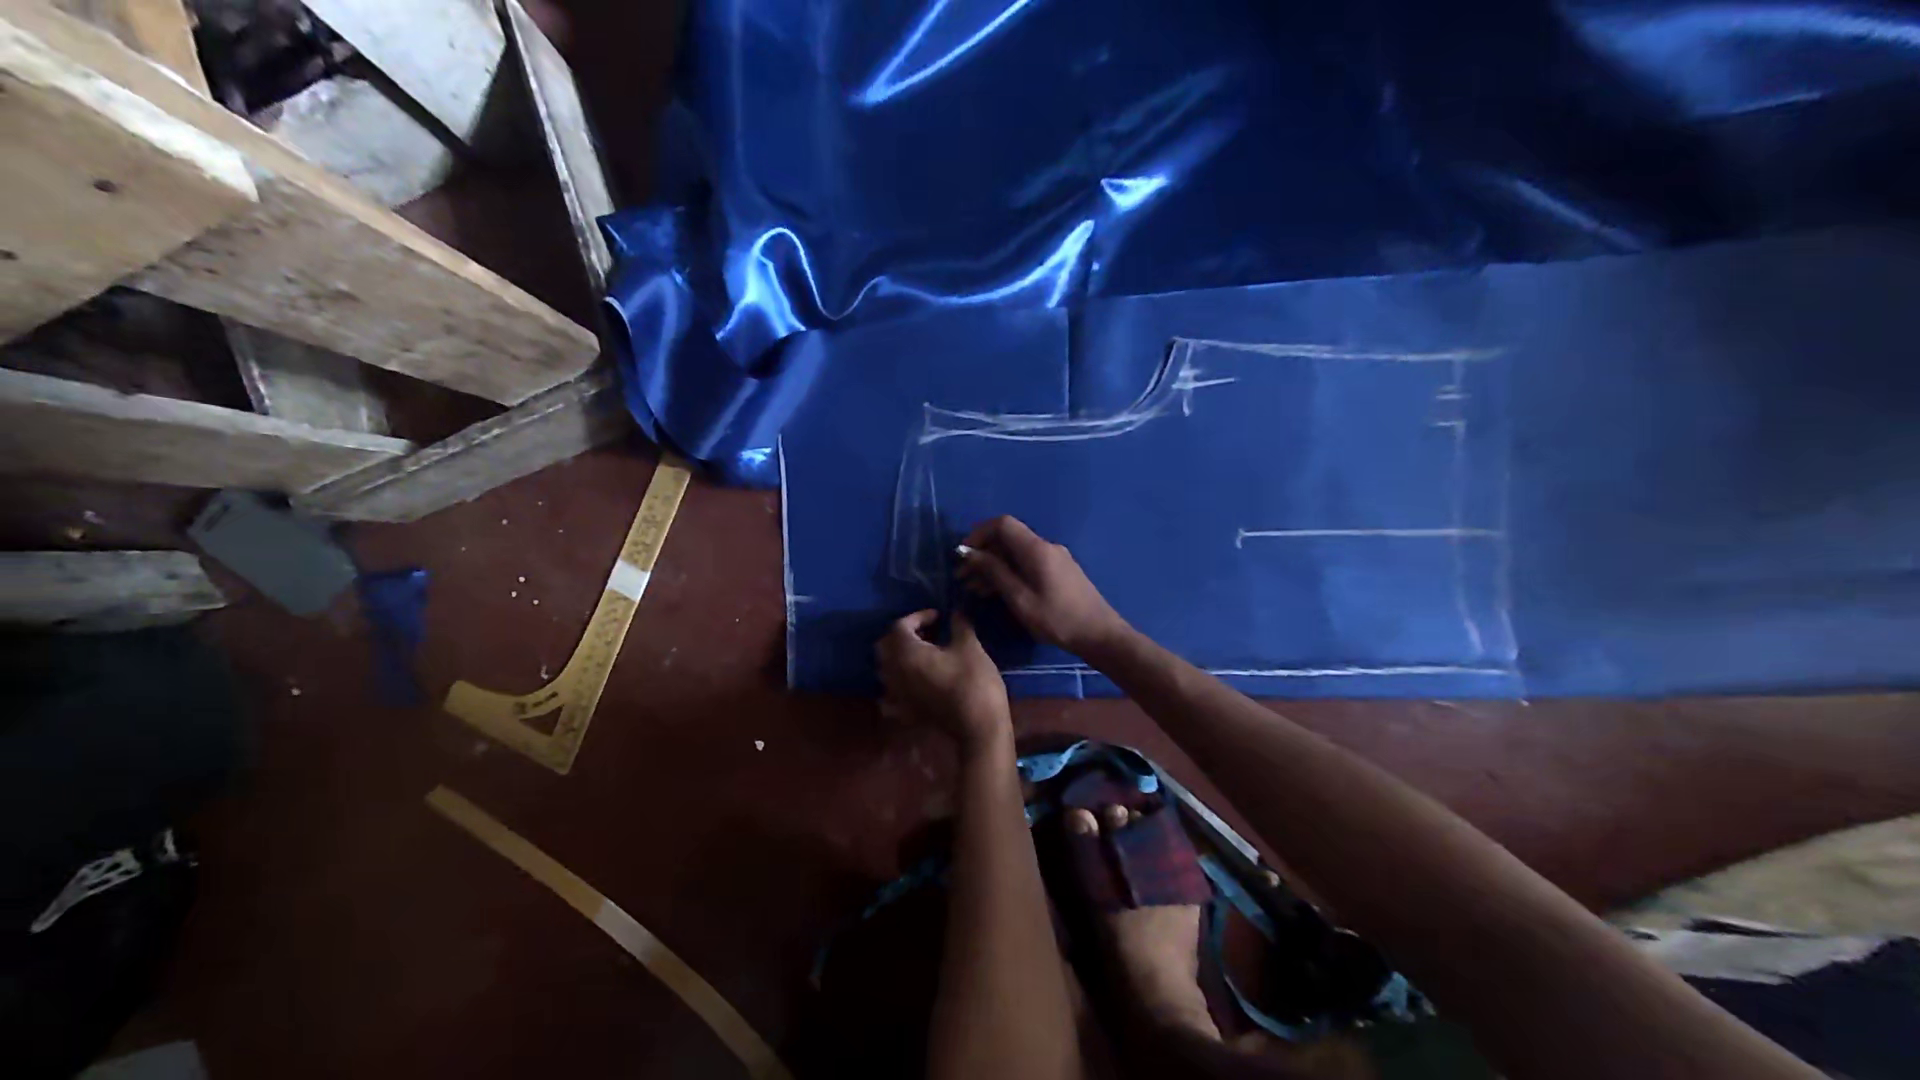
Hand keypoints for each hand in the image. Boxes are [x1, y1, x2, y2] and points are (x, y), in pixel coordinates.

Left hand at [876, 609, 1011, 753]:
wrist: (979, 725)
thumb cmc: (974, 681)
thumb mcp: (970, 647)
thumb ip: (958, 625)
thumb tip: (955, 613)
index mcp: (906, 653)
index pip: (900, 626)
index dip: (918, 617)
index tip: (939, 616)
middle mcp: (894, 673)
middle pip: (885, 646)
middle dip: (902, 635)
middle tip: (926, 633)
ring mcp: (897, 695)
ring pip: (885, 670)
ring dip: (898, 657)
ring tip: (920, 654)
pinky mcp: (905, 713)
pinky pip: (889, 697)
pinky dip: (895, 687)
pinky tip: (910, 685)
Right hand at [956, 516, 1129, 656]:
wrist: (1099, 634)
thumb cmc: (1056, 619)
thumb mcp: (1019, 598)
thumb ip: (994, 572)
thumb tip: (970, 553)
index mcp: (1036, 549)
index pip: (1002, 524)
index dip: (978, 534)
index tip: (962, 555)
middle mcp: (1046, 546)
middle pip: (1008, 539)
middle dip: (983, 554)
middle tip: (962, 577)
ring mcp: (1054, 558)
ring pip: (1016, 553)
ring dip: (993, 566)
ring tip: (974, 589)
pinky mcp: (1058, 572)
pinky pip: (1027, 564)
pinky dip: (1009, 573)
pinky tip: (996, 592)